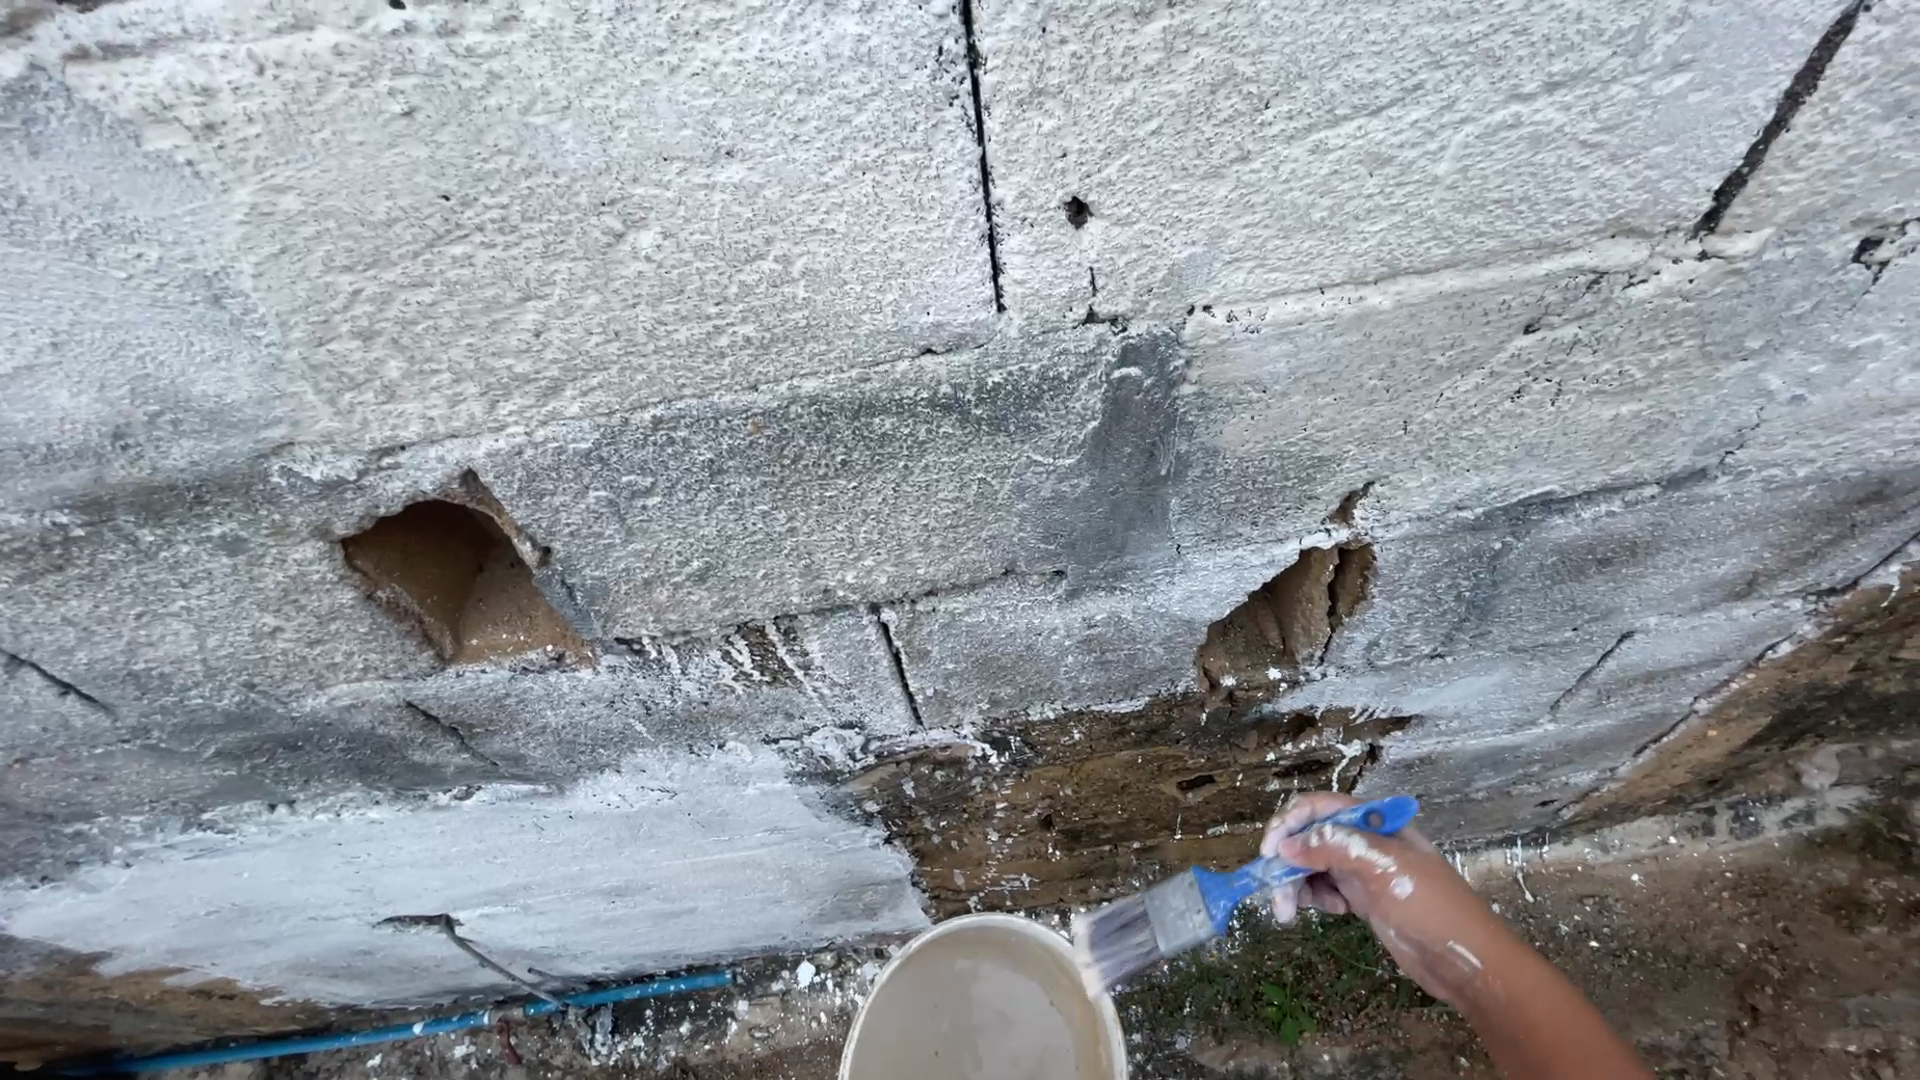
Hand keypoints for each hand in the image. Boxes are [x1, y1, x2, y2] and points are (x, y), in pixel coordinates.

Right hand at [1260, 792, 1512, 1006]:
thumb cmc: (1433, 908)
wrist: (1470, 965)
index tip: (1270, 851)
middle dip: (1287, 860)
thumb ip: (1333, 847)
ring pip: (1311, 864)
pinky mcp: (1361, 896)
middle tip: (1272, 888)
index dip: (1289, 822)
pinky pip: (1322, 886)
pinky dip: (1312, 896)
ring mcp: (1362, 868)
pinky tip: (1322, 911)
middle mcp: (1364, 839)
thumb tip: (1285, 846)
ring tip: (1288, 912)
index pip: (1318, 808)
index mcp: (1374, 822)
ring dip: (1294, 883)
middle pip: (1309, 836)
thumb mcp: (1384, 868)